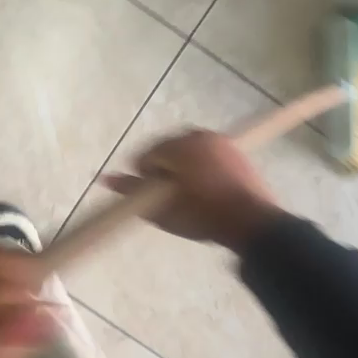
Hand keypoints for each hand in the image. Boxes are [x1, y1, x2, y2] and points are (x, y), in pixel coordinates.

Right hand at [103, 129, 282, 250]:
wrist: (252, 223)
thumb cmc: (201, 215)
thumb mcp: (161, 209)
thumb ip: (131, 191)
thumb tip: (104, 179)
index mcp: (178, 145)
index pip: (147, 156)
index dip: (145, 176)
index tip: (152, 196)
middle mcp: (198, 135)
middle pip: (169, 149)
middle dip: (164, 168)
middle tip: (168, 195)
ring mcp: (221, 141)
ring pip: (190, 151)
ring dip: (183, 166)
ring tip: (187, 193)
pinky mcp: (237, 151)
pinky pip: (210, 155)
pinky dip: (203, 167)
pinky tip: (206, 188)